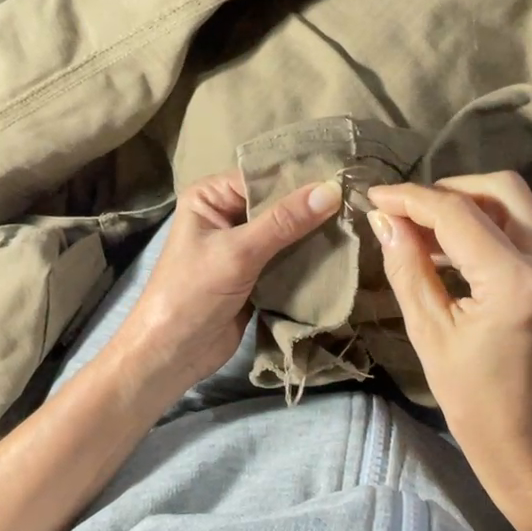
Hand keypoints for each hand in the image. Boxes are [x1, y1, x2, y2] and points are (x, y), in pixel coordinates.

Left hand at [113, 172, 340, 394]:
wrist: (172, 354)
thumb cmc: (191, 294)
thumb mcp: (238, 253)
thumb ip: (284, 222)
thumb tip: (331, 190)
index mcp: (210, 198)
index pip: (262, 177)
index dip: (300, 178)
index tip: (344, 176)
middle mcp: (225, 216)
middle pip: (277, 205)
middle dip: (312, 209)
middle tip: (359, 203)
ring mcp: (241, 248)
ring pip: (286, 234)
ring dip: (314, 236)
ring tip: (357, 226)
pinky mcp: (255, 277)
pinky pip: (287, 261)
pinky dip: (309, 261)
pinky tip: (342, 254)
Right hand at [366, 172, 531, 501]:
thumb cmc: (475, 402)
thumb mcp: (429, 334)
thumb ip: (408, 268)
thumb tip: (385, 219)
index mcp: (516, 284)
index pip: (458, 214)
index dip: (411, 198)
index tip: (374, 196)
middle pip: (500, 190)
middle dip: (447, 190)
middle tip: (405, 213)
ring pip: (516, 204)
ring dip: (466, 206)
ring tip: (420, 231)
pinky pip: (524, 229)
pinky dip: (485, 226)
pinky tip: (450, 249)